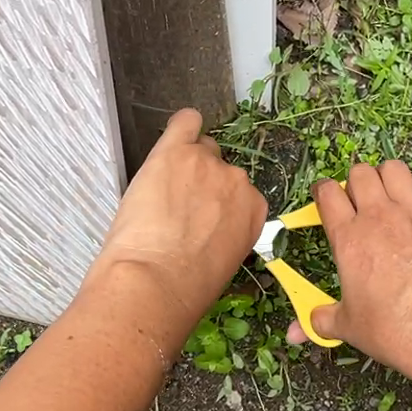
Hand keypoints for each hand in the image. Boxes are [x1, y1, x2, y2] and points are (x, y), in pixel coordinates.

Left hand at [91, 109, 265, 327]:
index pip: (239, 193)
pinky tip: (176, 132)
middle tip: (177, 209)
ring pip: (198, 148)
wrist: (156, 282)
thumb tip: (207, 226)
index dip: (216, 204)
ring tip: (161, 192)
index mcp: (255, 210)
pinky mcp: (174, 152)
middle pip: (219, 168)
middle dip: (200, 183)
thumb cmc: (187, 287)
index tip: (201, 217)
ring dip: (183, 165)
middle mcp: (237, 181)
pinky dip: (181, 126)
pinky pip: (184, 123)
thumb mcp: (225, 262)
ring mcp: (206, 163)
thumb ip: (225, 232)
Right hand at [287, 161, 411, 385]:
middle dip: (354, 181)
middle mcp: (378, 217)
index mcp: (348, 238)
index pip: (327, 193)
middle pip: (359, 172)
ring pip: (393, 169)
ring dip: (386, 176)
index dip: (322, 192)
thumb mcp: (346, 325)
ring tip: (386, 194)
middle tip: (357, 200)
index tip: (325, 199)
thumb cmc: (390, 328)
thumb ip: (319, 319)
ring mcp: (411, 214)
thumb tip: (294, 333)